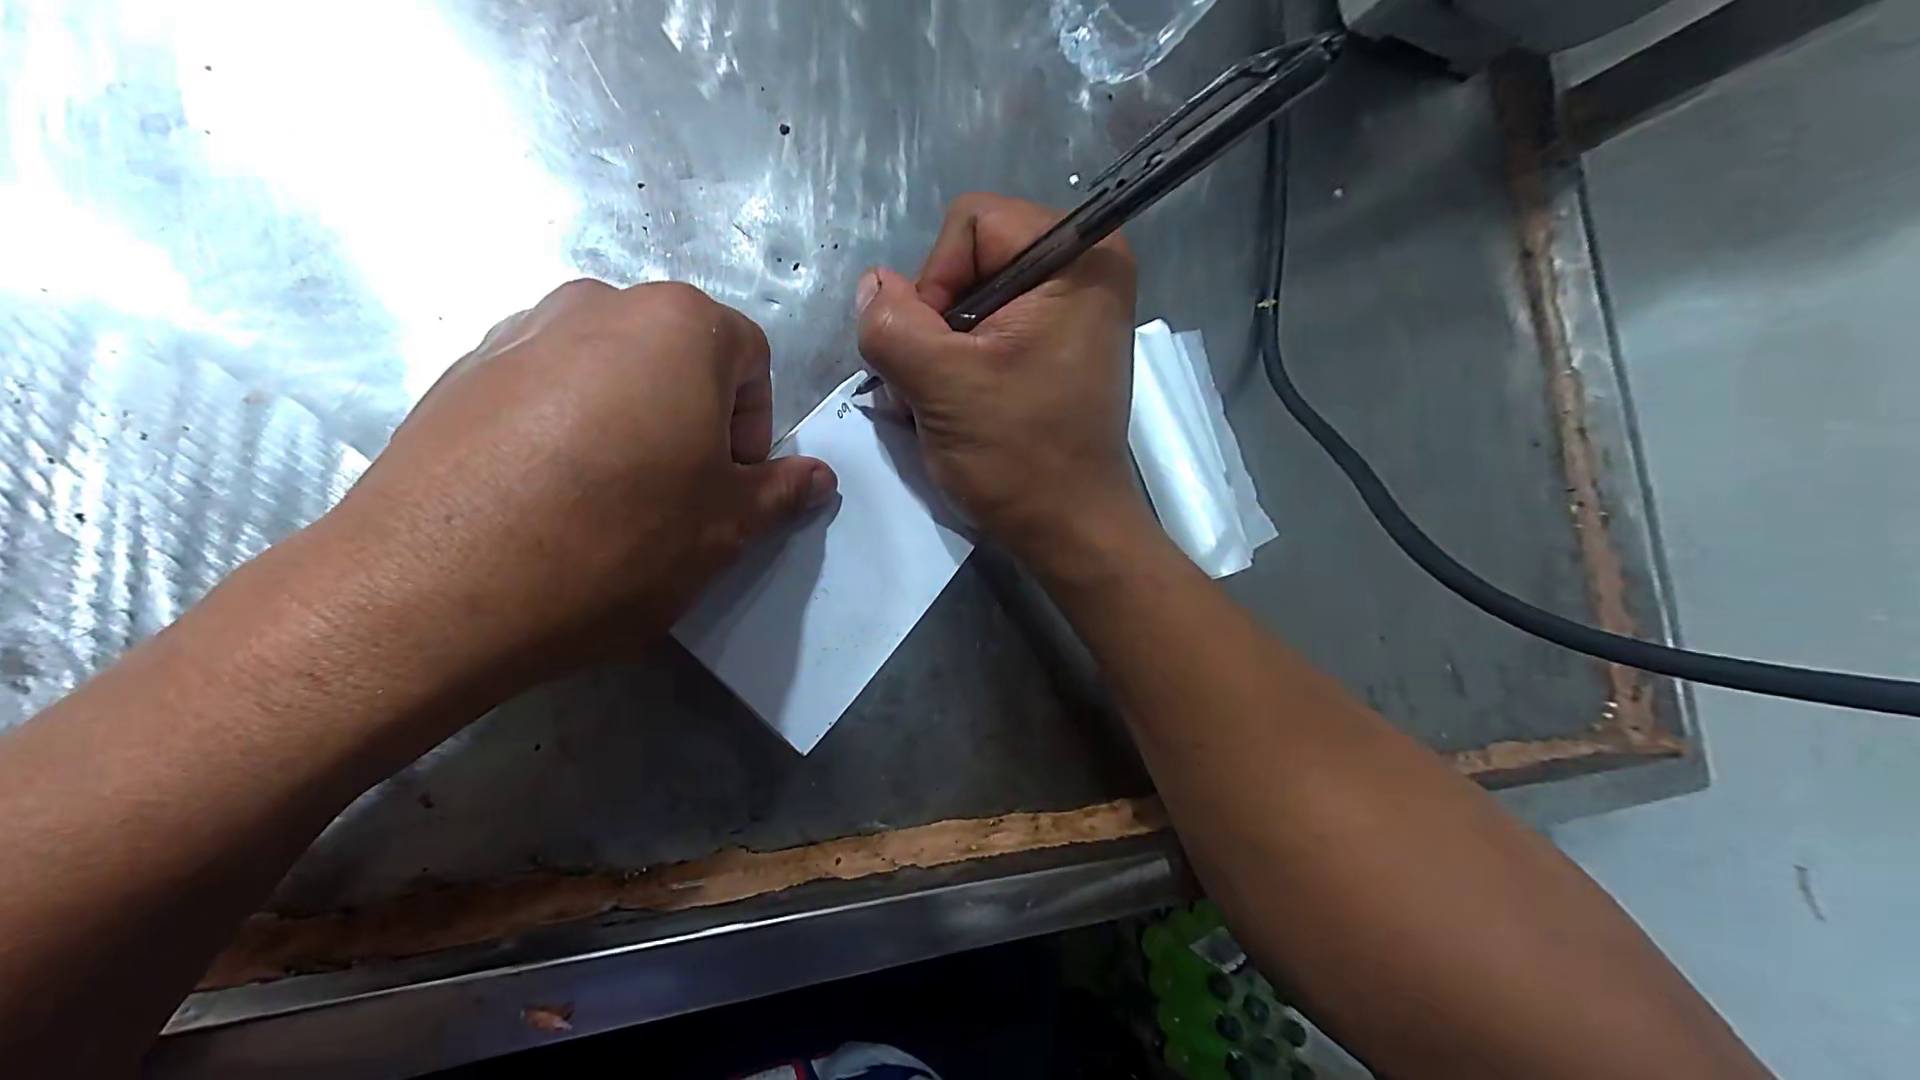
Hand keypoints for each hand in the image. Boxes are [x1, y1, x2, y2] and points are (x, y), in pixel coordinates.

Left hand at [316, 279, 835, 687]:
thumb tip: (820, 477)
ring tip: (612, 494)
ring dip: (636, 419)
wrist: (431, 589)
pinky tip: (551, 492)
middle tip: (680, 490)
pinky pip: (550, 384)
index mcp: (678, 326)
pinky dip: (571, 424)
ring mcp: (521, 329)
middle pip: (682, 354)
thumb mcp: (726, 527)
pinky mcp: (461, 369)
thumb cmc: (616, 544)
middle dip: (698, 417)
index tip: (730, 482)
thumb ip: (784, 490)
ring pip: (615, 368)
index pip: (752, 357)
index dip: (755, 424)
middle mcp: (599, 304)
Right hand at [855, 193, 1142, 566]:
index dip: (935, 283)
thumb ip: (892, 323)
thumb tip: (872, 287)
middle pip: (969, 262)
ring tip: (937, 405)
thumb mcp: (942, 385)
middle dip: (934, 325)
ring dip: (938, 354)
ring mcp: (1069, 316)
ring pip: (968, 303)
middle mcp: (1084, 273)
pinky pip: (985, 334)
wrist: (1068, 531)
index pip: (972, 224)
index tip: (940, 351)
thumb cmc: (1020, 458)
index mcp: (1080, 258)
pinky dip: (957, 368)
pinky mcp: (1052, 351)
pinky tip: (953, 409)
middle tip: (931, 386)